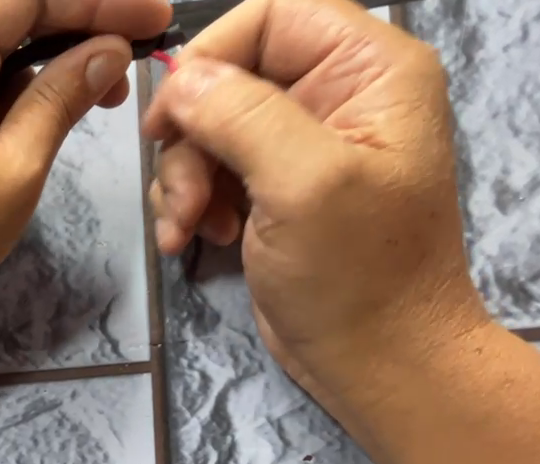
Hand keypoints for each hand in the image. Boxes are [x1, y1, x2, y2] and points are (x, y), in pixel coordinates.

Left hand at [0, 0, 172, 373]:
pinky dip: (20, 94)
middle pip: (11, 17)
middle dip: (79, 28)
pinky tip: (57, 111)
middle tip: (136, 57)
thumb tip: (109, 47)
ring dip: (53, 64)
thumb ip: (60, 98)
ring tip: (105, 94)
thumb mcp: (14, 169)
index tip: (155, 17)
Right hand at [143, 0, 491, 415]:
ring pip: (206, 134)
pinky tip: (197, 240)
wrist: (372, 353)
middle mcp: (331, 98)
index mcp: (366, 70)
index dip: (210, 58)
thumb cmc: (356, 272)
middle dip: (190, 144)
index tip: (166, 121)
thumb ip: (244, 117)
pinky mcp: (267, 194)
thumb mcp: (303, 183)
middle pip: (227, 82)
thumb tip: (180, 76)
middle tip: (184, 205)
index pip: (273, 17)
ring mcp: (296, 150)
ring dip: (181, 184)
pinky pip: (207, 176)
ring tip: (187, 233)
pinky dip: (189, 207)